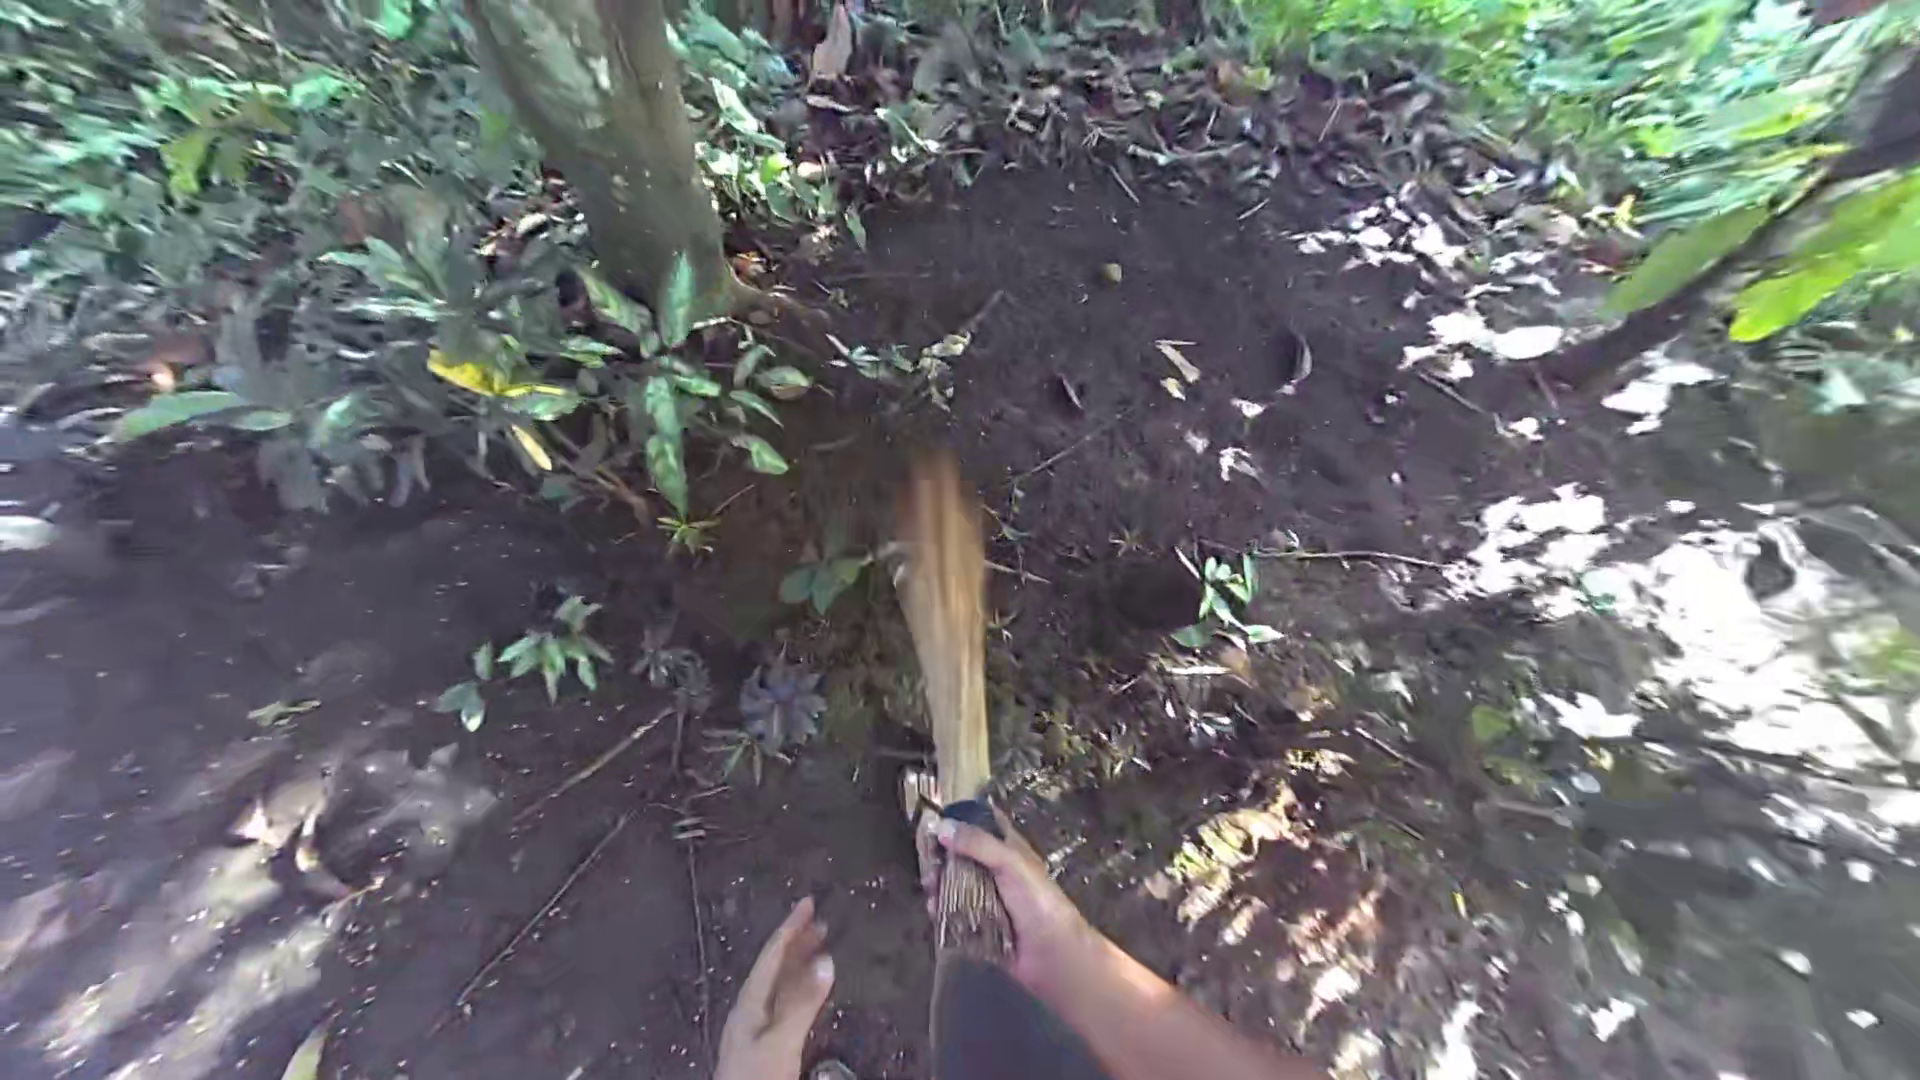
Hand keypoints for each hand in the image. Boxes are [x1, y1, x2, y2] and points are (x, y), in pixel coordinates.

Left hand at [714, 896, 834, 1079]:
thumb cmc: (757, 1078)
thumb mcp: (781, 1042)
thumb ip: (802, 1003)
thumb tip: (827, 960)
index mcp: (750, 1002)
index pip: (772, 953)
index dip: (791, 926)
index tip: (809, 902)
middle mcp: (751, 1010)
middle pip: (775, 966)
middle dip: (797, 941)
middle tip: (822, 920)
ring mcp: (757, 1029)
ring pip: (781, 985)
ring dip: (800, 963)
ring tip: (821, 948)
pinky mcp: (766, 1047)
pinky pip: (786, 1003)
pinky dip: (801, 988)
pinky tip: (812, 992)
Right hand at [924, 809, 1095, 996]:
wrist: (1054, 956)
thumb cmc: (1037, 901)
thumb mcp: (1010, 863)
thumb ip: (977, 843)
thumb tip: (941, 828)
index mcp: (1007, 849)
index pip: (981, 826)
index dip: (960, 823)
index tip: (935, 825)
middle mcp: (996, 871)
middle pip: (962, 857)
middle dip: (942, 859)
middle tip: (928, 866)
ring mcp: (988, 900)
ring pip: (956, 886)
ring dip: (940, 885)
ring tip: (930, 890)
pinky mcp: (981, 927)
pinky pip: (957, 915)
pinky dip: (944, 912)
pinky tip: (935, 912)